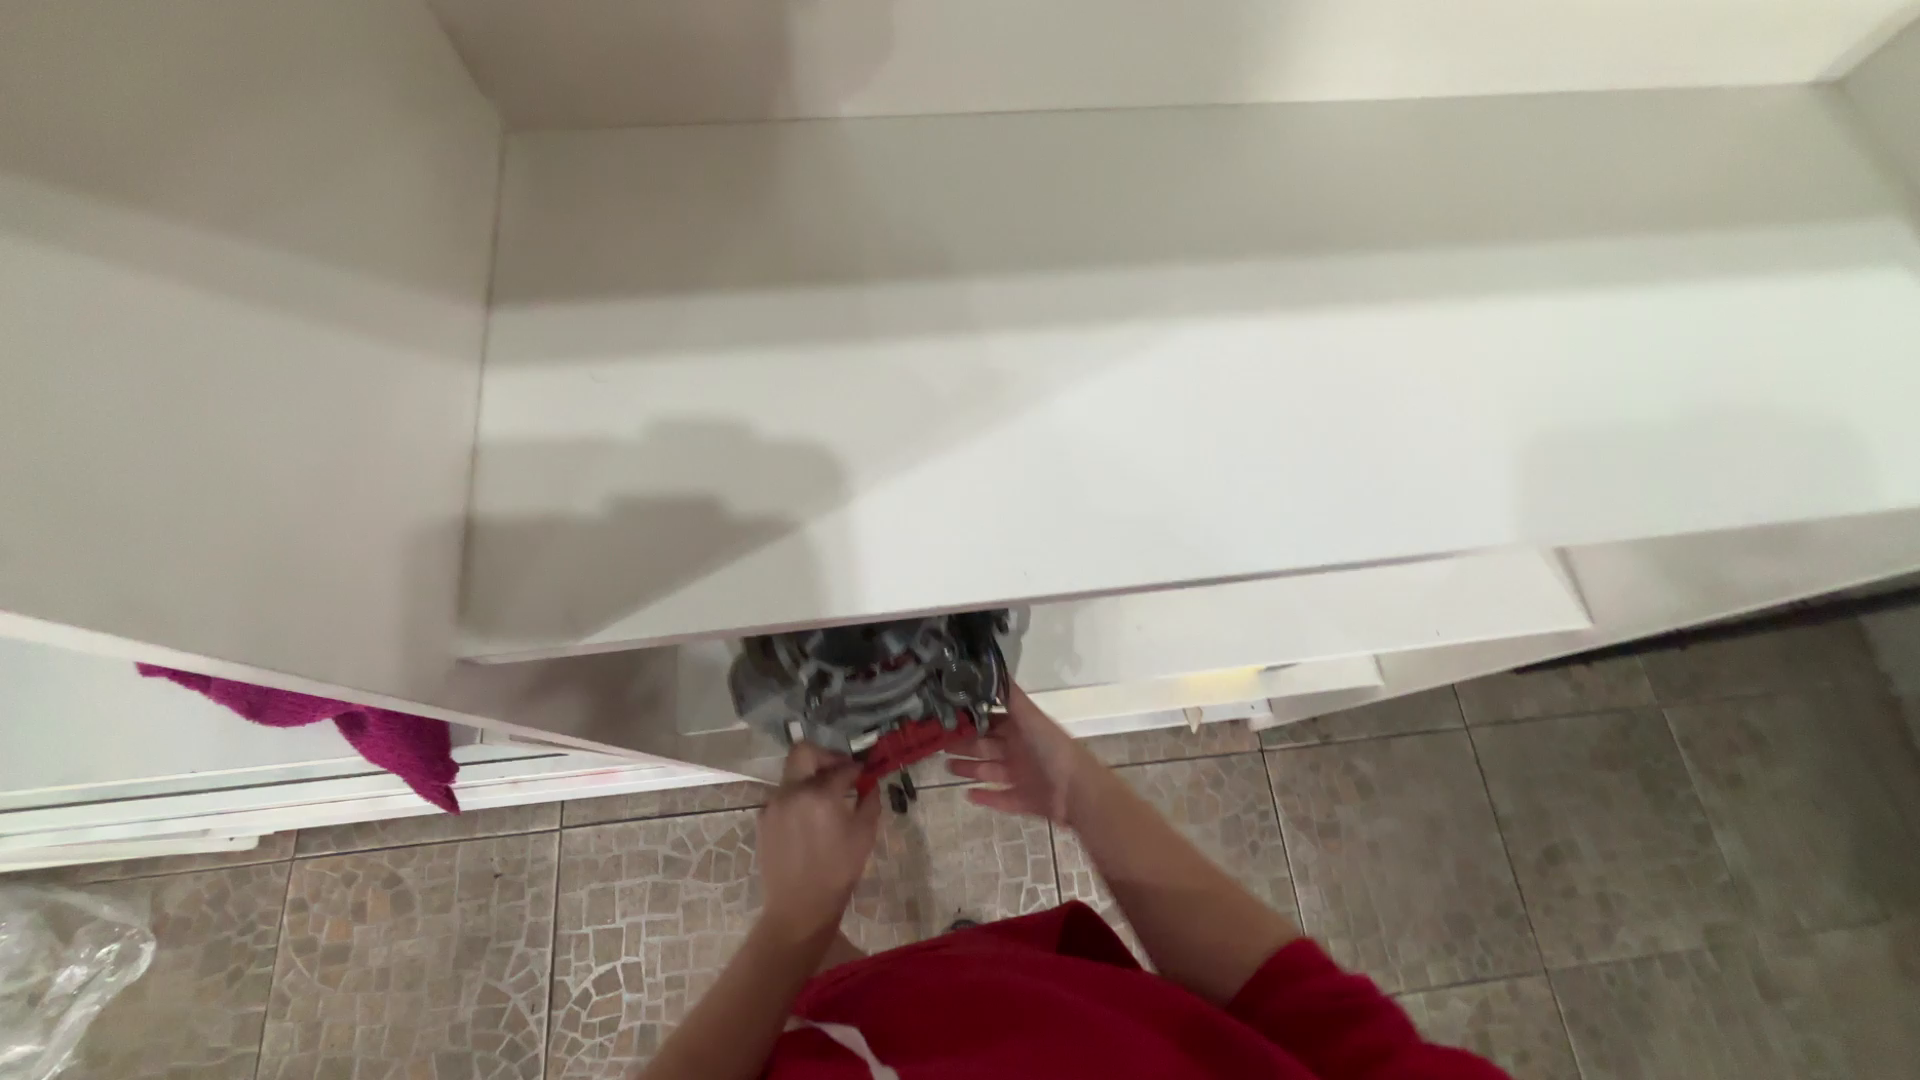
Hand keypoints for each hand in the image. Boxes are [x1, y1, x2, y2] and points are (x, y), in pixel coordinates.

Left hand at [756, 743, 881, 942]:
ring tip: (826, 799)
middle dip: (825, 756)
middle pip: (804, 752)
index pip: (841, 767)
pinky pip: (783, 797)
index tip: (864, 773)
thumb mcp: (864, 834)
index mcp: (819, 794)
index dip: (856, 768)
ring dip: (811, 778)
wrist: (799, 907)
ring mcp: (773, 805)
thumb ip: (870, 800)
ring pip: (792, 775)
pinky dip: (798, 798)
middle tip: (840, 772)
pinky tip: (809, 819)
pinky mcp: (763, 819)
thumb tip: (870, 783)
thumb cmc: (838, 871)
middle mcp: (792, 792)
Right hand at [947, 685, 1107, 824]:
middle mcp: (1019, 751)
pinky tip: (966, 794)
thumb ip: (1010, 695)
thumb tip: (990, 666)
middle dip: (965, 744)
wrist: (1076, 789)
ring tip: (946, 766)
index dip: (972, 720)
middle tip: (939, 743)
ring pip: (989, 771)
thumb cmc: (1051, 747)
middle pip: (986, 746)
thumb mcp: (1029, 716)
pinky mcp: (1021, 801)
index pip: (992, 722)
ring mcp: (1021, 777)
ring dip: (969, 768)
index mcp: (1021, 730)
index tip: (947, 717)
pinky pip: (999, 798)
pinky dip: (985, 797)